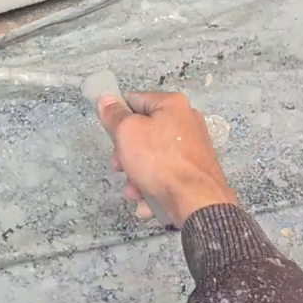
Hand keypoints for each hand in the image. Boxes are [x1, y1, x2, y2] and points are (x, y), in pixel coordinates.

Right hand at [96, 91, 237, 226]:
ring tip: (134, 191)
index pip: (134, 101)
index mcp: (172, 105)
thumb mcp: (127, 133)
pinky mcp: (195, 171)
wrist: (196, 201)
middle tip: (119, 166)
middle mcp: (187, 122)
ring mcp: (193, 148)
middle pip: (143, 133)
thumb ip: (114, 115)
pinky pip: (167, 174)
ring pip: (153, 158)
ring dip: (137, 175)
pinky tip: (147, 201)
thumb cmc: (162, 163)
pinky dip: (154, 187)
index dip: (118, 117)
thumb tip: (106, 100)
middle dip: (126, 154)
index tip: (110, 133)